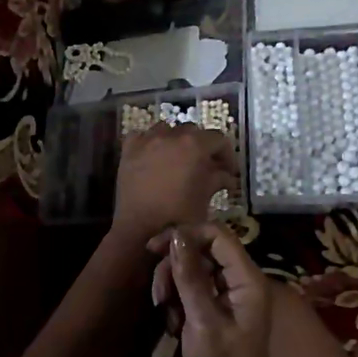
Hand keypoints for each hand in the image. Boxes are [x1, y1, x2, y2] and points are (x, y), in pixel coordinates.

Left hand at [110, 124, 235, 242]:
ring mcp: (147, 140)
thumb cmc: (177, 214)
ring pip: (167, 130)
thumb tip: (227, 176)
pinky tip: (152, 154)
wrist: (139, 226)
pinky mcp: (129, 149)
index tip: (228, 169)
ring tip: (177, 158)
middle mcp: (171, 135)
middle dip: (202, 146)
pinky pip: (141, 136)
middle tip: (204, 165)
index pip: (218, 139)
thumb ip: (218, 180)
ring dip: (175, 140)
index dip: (226, 154)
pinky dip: (149, 141)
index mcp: (194, 145)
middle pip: (193, 131)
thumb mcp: (204, 198)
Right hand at [148, 223, 277, 356]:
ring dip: (172, 285)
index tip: (154, 249)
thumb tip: (177, 237)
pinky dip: (177, 299)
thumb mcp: (203, 322)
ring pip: (192, 267)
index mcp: (247, 279)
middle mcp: (240, 279)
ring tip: (166, 315)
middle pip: (201, 249)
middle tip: (159, 297)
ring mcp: (228, 291)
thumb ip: (191, 278)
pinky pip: (192, 286)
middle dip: (173, 266)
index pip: (217, 235)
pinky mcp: (216, 303)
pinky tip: (174, 323)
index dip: (185, 235)